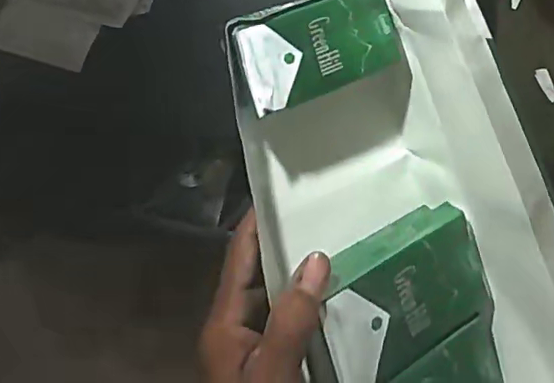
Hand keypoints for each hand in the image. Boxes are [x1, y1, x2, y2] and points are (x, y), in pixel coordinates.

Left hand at [200, 210, 329, 382]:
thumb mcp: (272, 372)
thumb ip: (291, 321)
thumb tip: (317, 259)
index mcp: (222, 324)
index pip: (239, 254)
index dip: (256, 220)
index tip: (279, 189)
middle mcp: (233, 329)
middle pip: (259, 270)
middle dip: (286, 243)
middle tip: (318, 212)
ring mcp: (250, 346)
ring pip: (276, 294)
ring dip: (300, 274)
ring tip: (330, 244)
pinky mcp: (269, 361)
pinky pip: (288, 318)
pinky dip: (306, 302)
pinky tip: (327, 294)